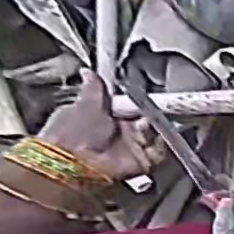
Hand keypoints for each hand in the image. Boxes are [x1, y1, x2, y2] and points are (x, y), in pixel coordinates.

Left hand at [37, 71, 161, 180]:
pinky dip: (160, 144)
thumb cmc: (71, 133)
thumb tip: (89, 72)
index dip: (142, 99)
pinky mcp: (147, 160)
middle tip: (150, 110)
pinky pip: (163, 149)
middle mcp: (124, 131)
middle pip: (151, 118)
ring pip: (159, 132)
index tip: (148, 95)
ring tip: (144, 126)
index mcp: (107, 115)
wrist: (76, 161)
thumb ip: (94, 90)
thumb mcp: (84, 105)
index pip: (133, 104)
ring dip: (154, 129)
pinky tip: (150, 139)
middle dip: (153, 113)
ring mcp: (136, 146)